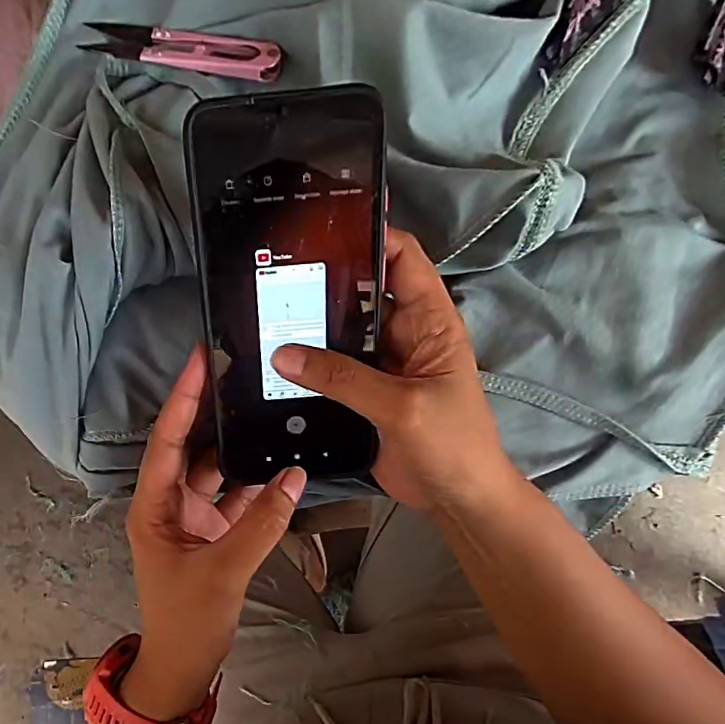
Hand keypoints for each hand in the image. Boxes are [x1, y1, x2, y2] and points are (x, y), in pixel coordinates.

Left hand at [122, 346, 306, 720]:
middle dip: (211, 410)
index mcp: (153, 505)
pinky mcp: (214, 531)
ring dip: (240, 446)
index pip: (167, 440)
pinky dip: (256, 482)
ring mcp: (193, 516)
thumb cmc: (187, 621)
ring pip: (217, 468)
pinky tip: (279, 462)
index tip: (199, 358)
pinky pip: (236, 495)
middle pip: (191, 444)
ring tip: (266, 407)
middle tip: (237, 368)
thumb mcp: (222, 571)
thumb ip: (261, 523)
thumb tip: (294, 476)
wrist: (184, 666)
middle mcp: (169, 502)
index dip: (182, 398)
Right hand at [269, 225, 516, 513]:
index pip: (404, 259)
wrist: (457, 499)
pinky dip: (309, 362)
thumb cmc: (452, 445)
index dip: (372, 234)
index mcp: (430, 321)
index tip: (327, 224)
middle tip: (278, 269)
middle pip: (363, 293)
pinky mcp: (365, 392)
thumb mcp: (401, 406)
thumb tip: (286, 355)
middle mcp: (404, 334)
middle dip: (327, 280)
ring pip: (342, 331)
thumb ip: (343, 378)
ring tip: (267, 310)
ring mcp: (382, 364)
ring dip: (312, 324)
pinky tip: (277, 357)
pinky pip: (332, 367)